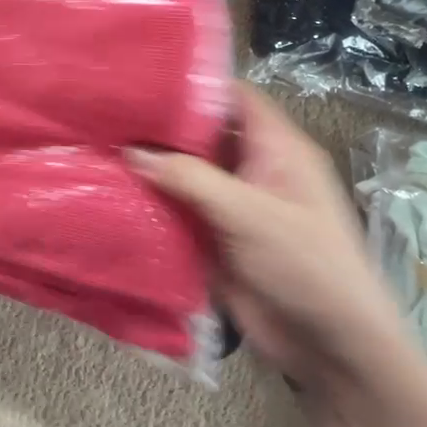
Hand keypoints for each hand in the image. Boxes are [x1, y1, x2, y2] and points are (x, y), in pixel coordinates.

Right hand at [127, 85, 410, 399]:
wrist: (330, 349)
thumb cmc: (307, 268)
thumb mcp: (250, 215)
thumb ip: (189, 178)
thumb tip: (131, 151)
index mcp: (277, 150)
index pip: (233, 97)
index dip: (192, 83)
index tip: (140, 76)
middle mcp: (251, 170)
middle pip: (200, 133)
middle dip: (157, 124)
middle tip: (103, 111)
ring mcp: (230, 205)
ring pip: (181, 172)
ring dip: (147, 165)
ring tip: (95, 145)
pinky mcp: (211, 237)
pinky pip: (174, 209)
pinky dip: (147, 201)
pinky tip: (108, 192)